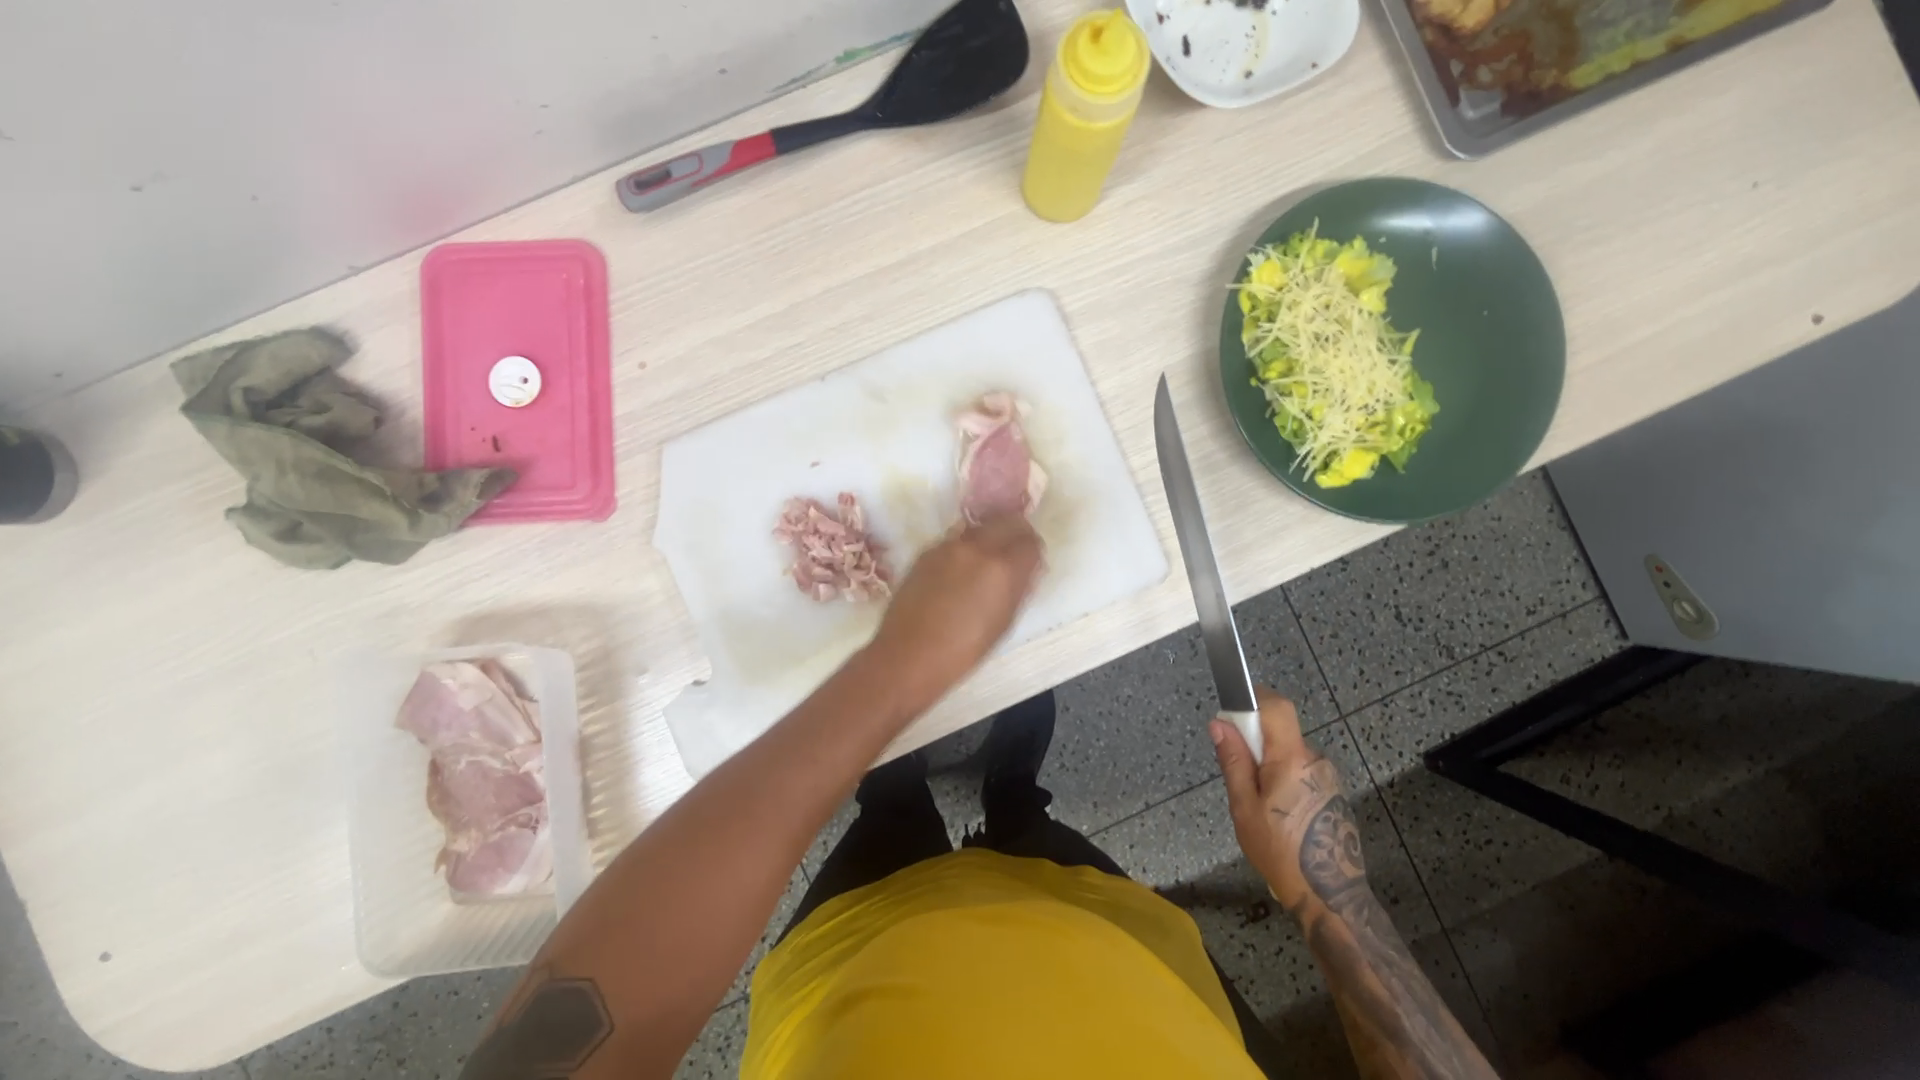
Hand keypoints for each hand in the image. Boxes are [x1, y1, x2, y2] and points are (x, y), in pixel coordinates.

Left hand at [866, 515, 1044, 704]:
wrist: (910, 654)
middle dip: (1016, 534)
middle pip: (1007, 522)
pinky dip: (965, 548)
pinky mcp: (926, 551)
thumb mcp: (1004, 623)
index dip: (1034, 553)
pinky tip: (959, 572)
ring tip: (985, 563)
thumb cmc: (964, 650)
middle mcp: (977, 547)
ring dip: (989, 538)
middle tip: (1014, 554)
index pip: (1031, 542)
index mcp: (1002, 568)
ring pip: (979, 528)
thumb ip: (1018, 589)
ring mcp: (948, 546)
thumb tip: (1026, 571)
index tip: (1031, 564)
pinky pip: (955, 540)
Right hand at [1210, 687, 1369, 917]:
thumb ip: (1233, 762)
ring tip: (1259, 804)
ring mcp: (1328, 775)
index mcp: (1291, 759)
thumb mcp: (1244, 808)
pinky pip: (1303, 771)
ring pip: (1291, 753)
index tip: (1232, 711)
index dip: (1254, 699)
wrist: (1329, 894)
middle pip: (1281, 730)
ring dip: (1271, 764)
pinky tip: (1279, 813)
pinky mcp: (1333, 791)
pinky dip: (1285, 779)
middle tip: (1239, 776)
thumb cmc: (1279, 850)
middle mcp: (1314, 759)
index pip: (1277, 706)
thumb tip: (1219, 724)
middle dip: (1256, 741)